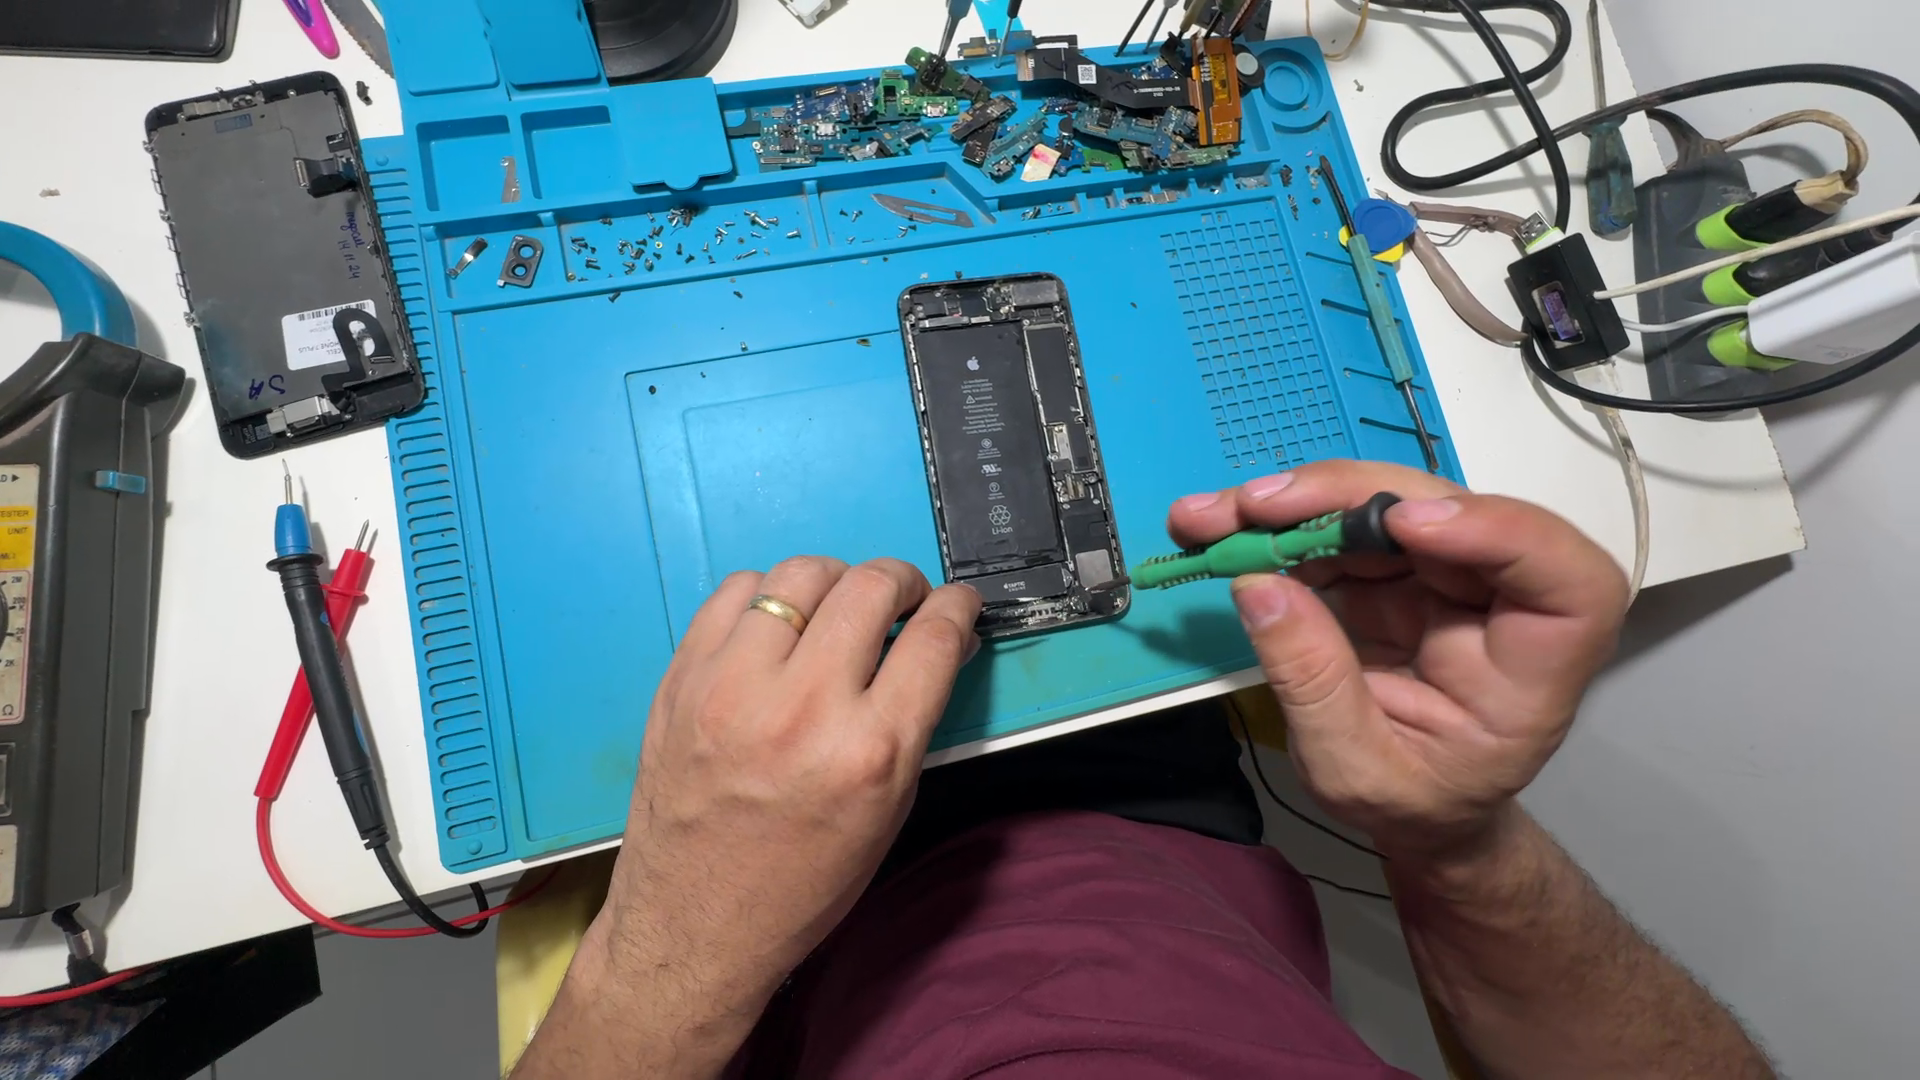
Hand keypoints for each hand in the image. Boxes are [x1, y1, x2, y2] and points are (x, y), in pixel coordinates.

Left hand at [579, 558, 980, 1070]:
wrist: (695, 925)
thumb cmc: (810, 877)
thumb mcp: (891, 805)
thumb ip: (918, 713)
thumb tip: (942, 640)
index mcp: (869, 752)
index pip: (934, 638)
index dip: (960, 607)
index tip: (960, 603)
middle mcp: (803, 707)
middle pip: (871, 586)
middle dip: (904, 581)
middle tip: (906, 600)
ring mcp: (732, 686)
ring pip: (801, 573)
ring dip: (838, 580)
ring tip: (841, 608)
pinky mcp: (682, 678)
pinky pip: (736, 590)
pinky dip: (770, 594)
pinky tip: (780, 623)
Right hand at [1168, 460, 1627, 859]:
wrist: (1410, 801)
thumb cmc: (1409, 801)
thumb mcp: (1351, 769)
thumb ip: (1312, 684)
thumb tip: (1257, 584)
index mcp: (1529, 672)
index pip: (1566, 581)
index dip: (1498, 531)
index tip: (1400, 523)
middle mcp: (1495, 603)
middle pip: (1444, 513)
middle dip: (1338, 497)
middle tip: (1247, 507)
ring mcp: (1440, 577)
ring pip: (1375, 505)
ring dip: (1287, 506)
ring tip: (1204, 518)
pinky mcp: (1390, 570)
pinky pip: (1335, 527)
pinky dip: (1273, 526)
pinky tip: (1217, 529)